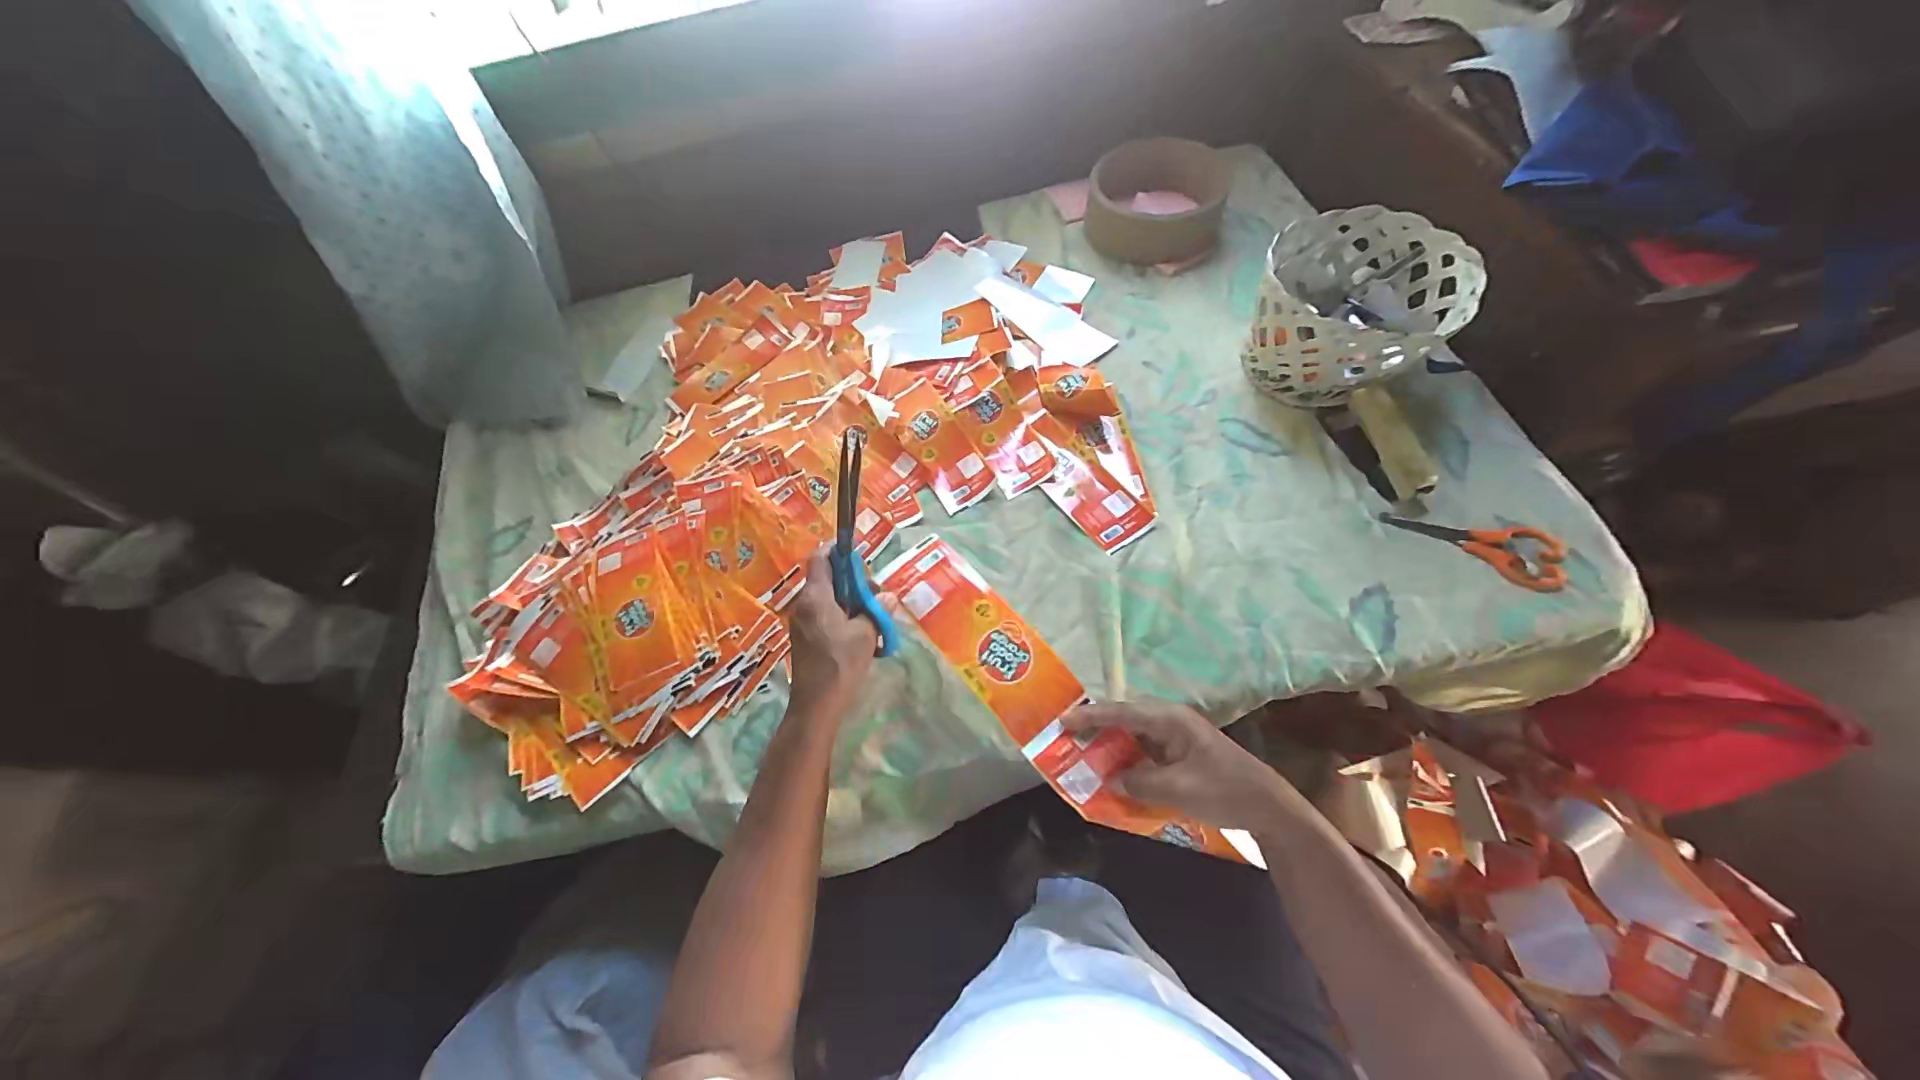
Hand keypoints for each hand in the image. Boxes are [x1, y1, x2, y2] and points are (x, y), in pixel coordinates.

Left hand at [784, 547, 882, 720]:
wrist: (816, 705)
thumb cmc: (841, 664)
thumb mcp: (866, 634)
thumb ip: (875, 610)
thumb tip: (886, 596)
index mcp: (816, 597)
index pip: (821, 558)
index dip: (838, 551)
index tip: (859, 556)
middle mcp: (804, 604)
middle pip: (828, 579)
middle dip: (853, 583)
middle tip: (876, 597)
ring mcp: (802, 622)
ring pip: (828, 599)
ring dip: (851, 604)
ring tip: (873, 620)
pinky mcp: (805, 638)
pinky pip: (825, 617)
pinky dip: (843, 619)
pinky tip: (862, 637)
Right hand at [1064, 700, 1312, 833]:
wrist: (1268, 807)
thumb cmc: (1224, 791)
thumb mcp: (1178, 789)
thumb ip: (1138, 783)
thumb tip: (1111, 780)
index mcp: (1169, 719)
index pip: (1121, 712)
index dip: (1089, 716)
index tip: (1061, 721)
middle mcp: (1169, 721)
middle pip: (1123, 718)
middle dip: (1094, 726)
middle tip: (1064, 736)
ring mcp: (1174, 737)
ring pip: (1131, 735)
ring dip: (1108, 744)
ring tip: (1079, 753)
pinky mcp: (1178, 754)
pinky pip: (1142, 751)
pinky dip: (1124, 759)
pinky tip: (1110, 772)